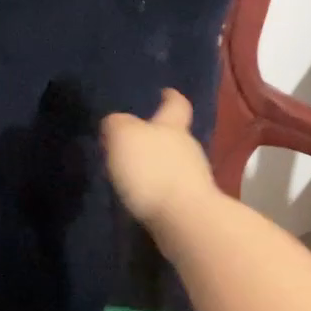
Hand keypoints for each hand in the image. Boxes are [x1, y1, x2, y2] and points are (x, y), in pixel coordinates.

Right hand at [102, 89, 220, 230]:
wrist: (184, 218)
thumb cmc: (153, 170)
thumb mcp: (124, 136)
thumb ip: (117, 124)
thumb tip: (116, 124)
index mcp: (173, 126)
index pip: (176, 104)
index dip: (170, 97)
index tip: (165, 92)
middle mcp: (189, 148)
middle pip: (175, 136)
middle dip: (158, 137)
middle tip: (135, 140)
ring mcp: (194, 178)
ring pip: (174, 163)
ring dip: (157, 166)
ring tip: (134, 171)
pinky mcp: (191, 204)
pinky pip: (172, 189)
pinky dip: (158, 189)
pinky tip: (143, 197)